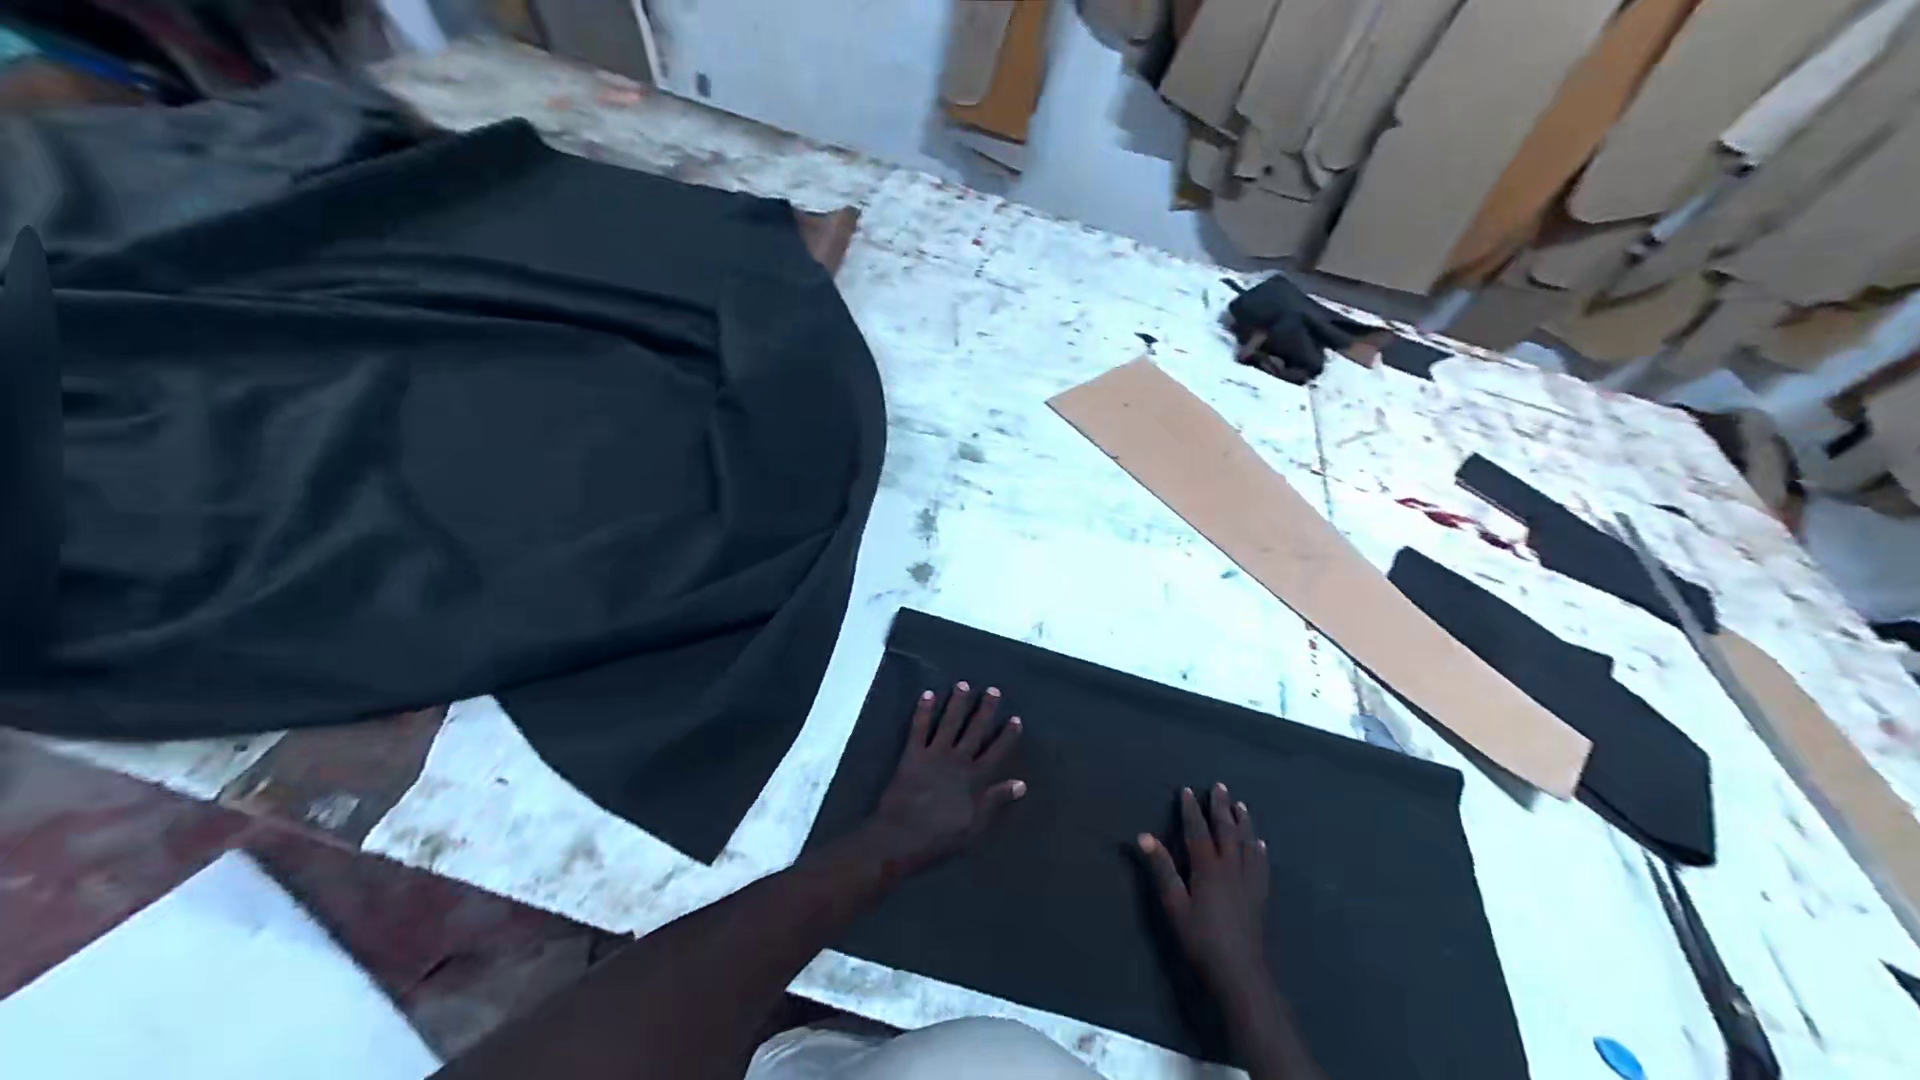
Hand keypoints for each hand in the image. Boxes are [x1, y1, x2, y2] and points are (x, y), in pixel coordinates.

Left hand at [861, 682, 1024, 876]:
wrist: (901, 836)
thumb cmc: (940, 836)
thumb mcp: (975, 824)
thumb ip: (996, 800)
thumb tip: (1021, 783)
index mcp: (973, 778)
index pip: (995, 751)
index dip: (1007, 735)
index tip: (1015, 718)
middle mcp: (957, 760)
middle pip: (974, 730)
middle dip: (985, 709)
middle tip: (992, 690)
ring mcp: (934, 755)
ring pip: (949, 722)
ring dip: (957, 703)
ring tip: (962, 684)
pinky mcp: (912, 755)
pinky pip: (919, 728)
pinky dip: (923, 710)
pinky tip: (927, 694)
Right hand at [1137, 783, 1272, 1001]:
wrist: (1239, 972)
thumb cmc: (1200, 938)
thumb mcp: (1174, 904)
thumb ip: (1161, 869)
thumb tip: (1144, 836)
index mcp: (1207, 867)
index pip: (1197, 831)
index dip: (1191, 810)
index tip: (1187, 790)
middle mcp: (1231, 868)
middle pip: (1226, 830)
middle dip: (1221, 807)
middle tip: (1220, 786)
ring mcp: (1249, 881)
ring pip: (1247, 843)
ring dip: (1243, 822)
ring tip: (1241, 805)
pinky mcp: (1259, 896)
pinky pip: (1261, 865)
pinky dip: (1259, 850)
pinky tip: (1260, 844)